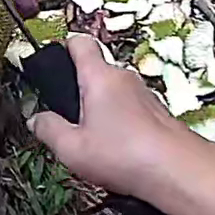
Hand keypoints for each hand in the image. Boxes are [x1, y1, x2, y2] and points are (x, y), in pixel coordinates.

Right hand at [28, 34, 209, 202]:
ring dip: (101, 107)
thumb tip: (36, 120)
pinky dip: (120, 121)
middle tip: (68, 115)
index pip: (80, 43)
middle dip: (80, 89)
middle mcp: (123, 78)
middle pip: (96, 70)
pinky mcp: (157, 112)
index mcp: (99, 77)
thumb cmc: (126, 155)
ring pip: (114, 91)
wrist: (178, 171)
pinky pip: (130, 108)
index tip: (55, 59)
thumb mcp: (72, 148)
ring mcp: (144, 94)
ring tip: (93, 138)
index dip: (65, 46)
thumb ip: (48, 129)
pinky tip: (116, 149)